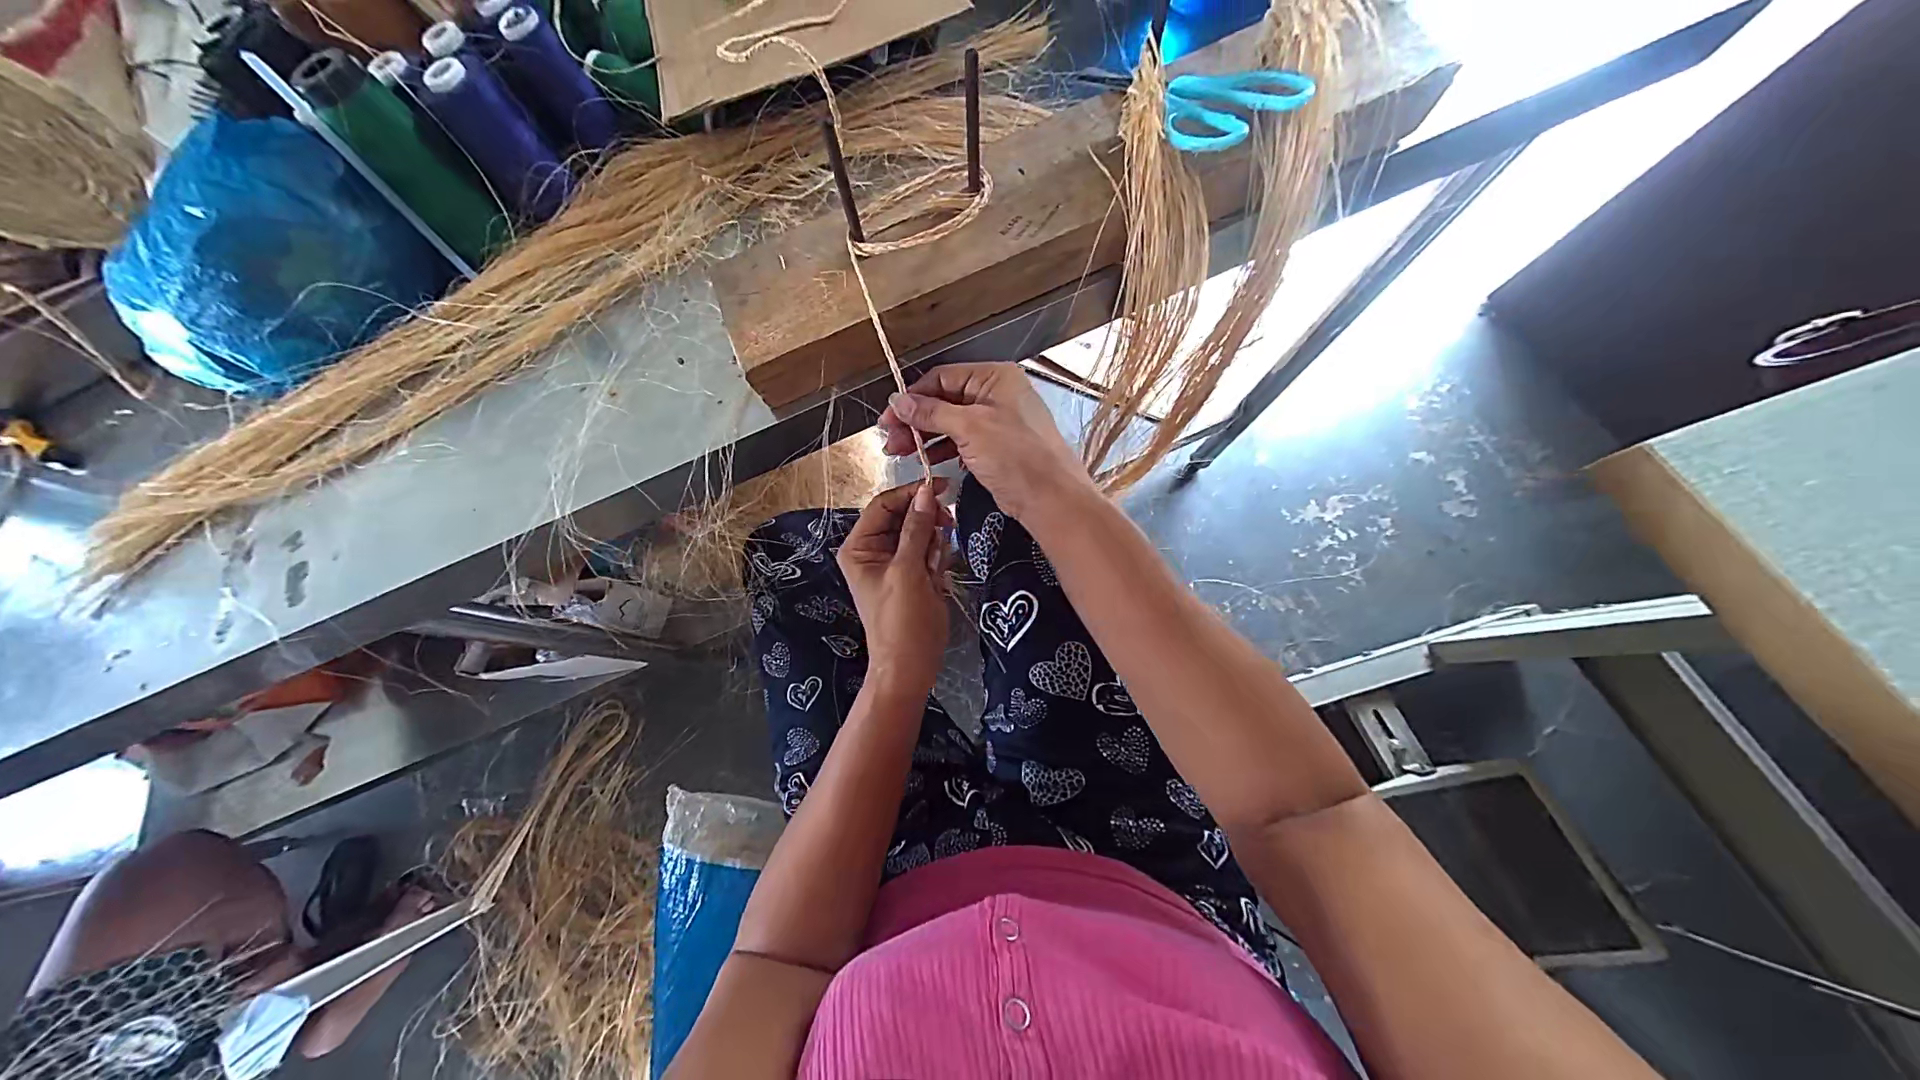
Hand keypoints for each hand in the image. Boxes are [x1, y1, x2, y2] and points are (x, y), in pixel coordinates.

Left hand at [837, 478, 952, 696]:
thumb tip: (926, 492)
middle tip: (946, 527)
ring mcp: (895, 562)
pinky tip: (936, 577)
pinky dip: (937, 558)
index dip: (911, 493)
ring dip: (934, 544)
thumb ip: (917, 529)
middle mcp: (874, 550)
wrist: (910, 666)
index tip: (942, 486)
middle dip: (926, 522)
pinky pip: (929, 550)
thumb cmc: (901, 621)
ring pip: (921, 532)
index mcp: (859, 546)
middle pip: (905, 515)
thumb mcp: (907, 571)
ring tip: (933, 570)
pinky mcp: (914, 574)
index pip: (884, 504)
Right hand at [876, 362, 1098, 522]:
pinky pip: (962, 441)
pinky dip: (942, 449)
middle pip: (944, 400)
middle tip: (891, 440)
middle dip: (915, 420)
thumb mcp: (969, 428)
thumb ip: (931, 413)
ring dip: (924, 437)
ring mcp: (997, 421)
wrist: (1050, 498)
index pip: (942, 377)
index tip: (889, 418)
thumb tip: (899, 402)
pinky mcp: (996, 447)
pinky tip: (925, 460)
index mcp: (994, 377)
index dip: (913, 397)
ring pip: (951, 423)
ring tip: (899, 453)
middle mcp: (996, 394)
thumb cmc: (1018, 457)